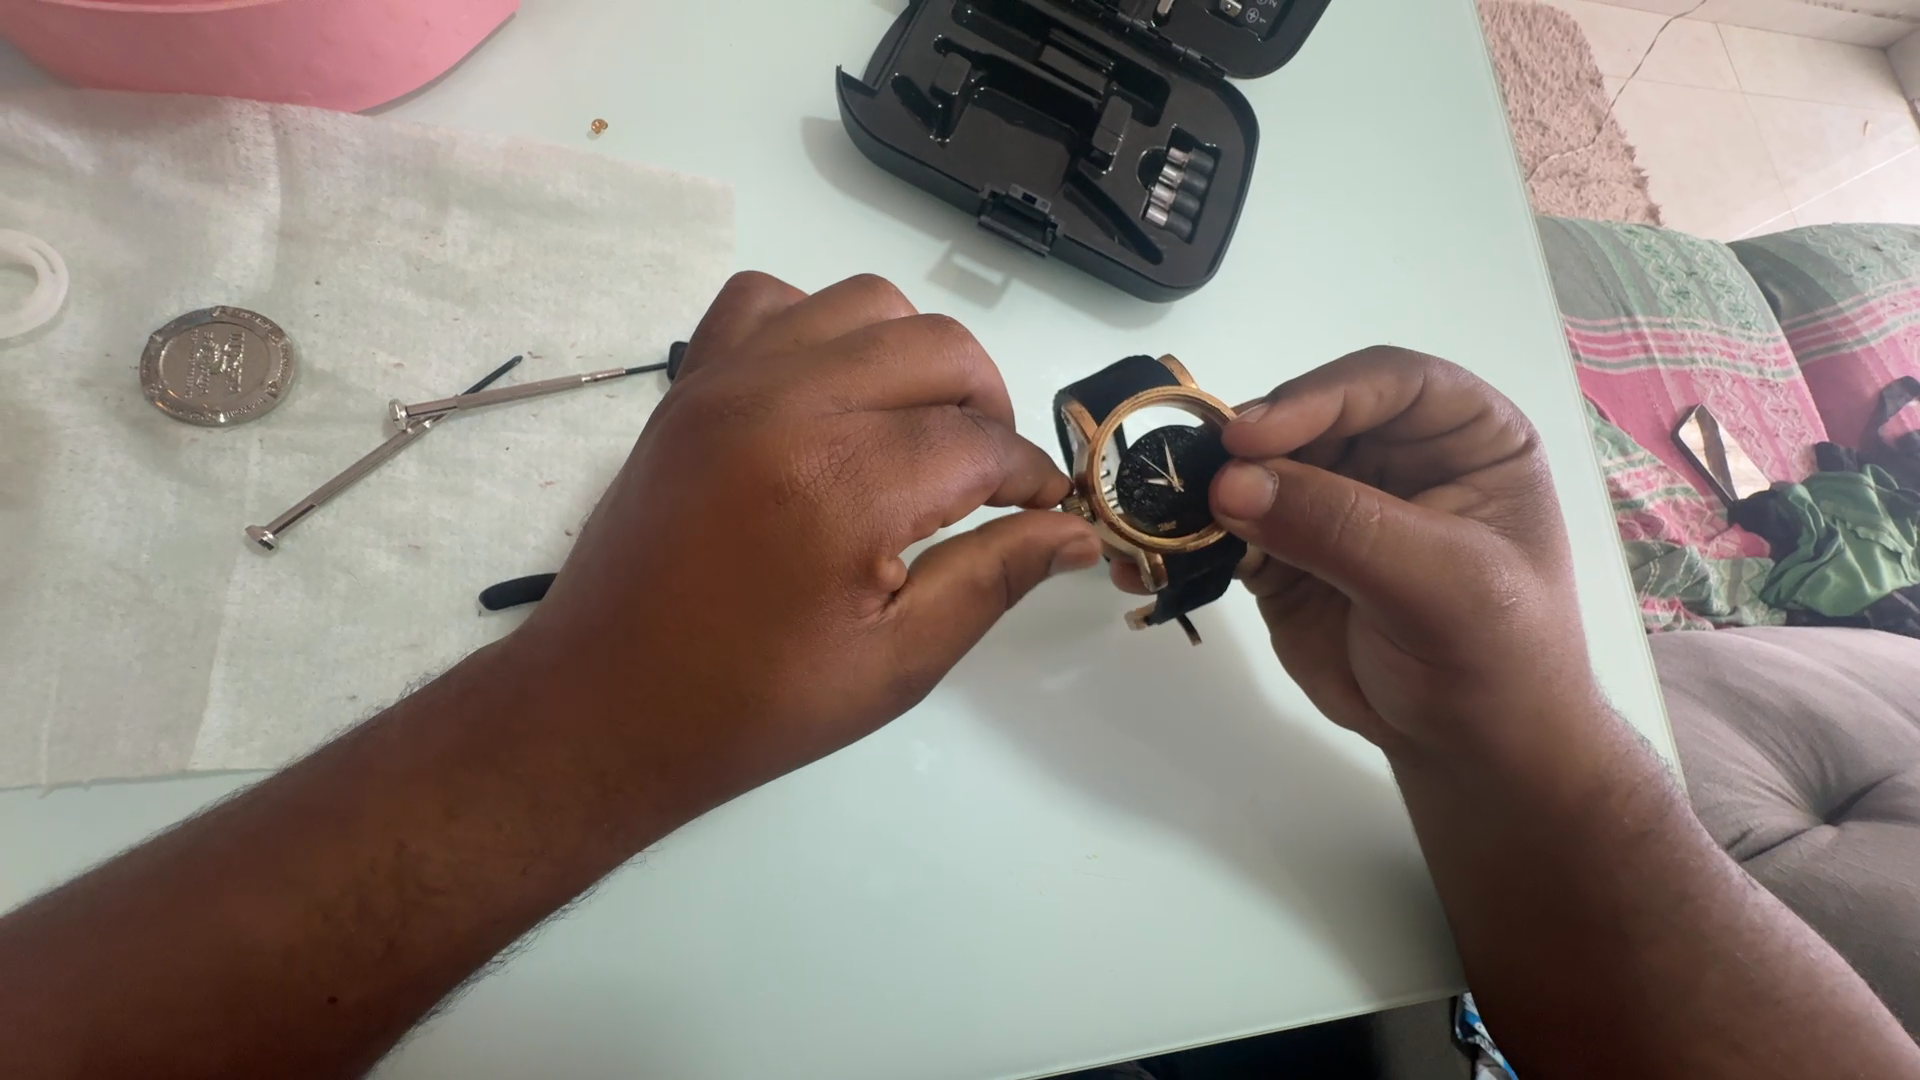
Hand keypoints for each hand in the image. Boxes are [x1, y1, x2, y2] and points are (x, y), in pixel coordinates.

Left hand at [508, 273, 1099, 821]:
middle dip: (990, 407)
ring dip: (918, 358)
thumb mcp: (898, 662)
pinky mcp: (690, 383)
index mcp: (844, 487)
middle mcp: (787, 405)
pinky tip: (831, 395)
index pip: (981, 443)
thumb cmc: (756, 703)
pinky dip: (823, 329)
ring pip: (867, 303)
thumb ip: (996, 578)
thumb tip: (1076, 533)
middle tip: (989, 477)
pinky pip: (773, 302)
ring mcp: (728, 380)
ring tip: (916, 430)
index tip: (1045, 508)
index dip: (1030, 476)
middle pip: (940, 349)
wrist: (604, 706)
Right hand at [1120, 347, 1601, 763]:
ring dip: (1201, 489)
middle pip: (1304, 419)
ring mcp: (1326, 505)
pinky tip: (1149, 554)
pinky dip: (1186, 540)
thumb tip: (1229, 484)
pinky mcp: (1278, 550)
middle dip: (1248, 446)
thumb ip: (1339, 527)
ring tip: (1154, 512)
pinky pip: (1224, 528)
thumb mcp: (1441, 586)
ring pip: (1252, 469)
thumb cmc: (1490, 659)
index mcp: (1459, 441)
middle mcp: (1387, 458)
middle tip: (1198, 479)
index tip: (1251, 437)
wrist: (1459, 745)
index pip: (1386, 383)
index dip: (1318, 396)